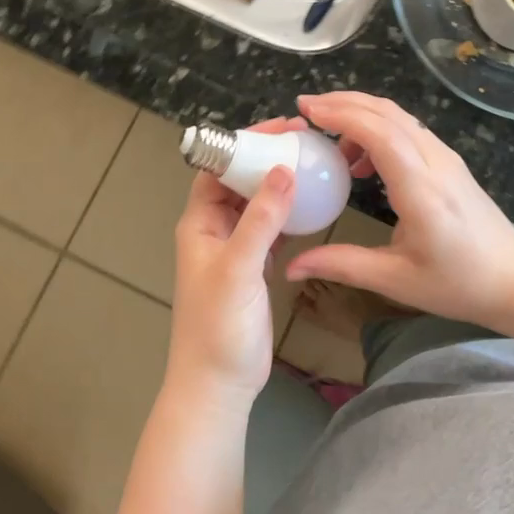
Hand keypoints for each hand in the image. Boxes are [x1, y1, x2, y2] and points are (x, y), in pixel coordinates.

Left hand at [164, 117, 302, 406]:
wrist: (218, 386)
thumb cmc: (218, 327)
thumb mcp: (238, 269)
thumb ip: (261, 219)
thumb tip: (284, 169)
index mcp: (199, 222)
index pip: (219, 167)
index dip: (246, 142)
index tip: (283, 127)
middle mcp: (215, 229)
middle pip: (240, 180)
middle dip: (268, 157)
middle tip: (306, 140)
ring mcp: (235, 249)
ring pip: (258, 203)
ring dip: (280, 183)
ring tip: (314, 164)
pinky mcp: (254, 267)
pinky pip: (271, 228)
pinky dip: (289, 214)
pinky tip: (313, 206)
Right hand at [286, 93, 513, 327]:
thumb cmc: (458, 283)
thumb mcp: (396, 280)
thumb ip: (343, 265)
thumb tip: (291, 267)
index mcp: (421, 190)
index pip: (379, 133)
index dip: (341, 115)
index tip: (306, 110)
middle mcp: (435, 162)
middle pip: (387, 113)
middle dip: (344, 103)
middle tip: (306, 109)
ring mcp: (445, 157)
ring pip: (399, 116)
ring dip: (361, 113)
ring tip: (328, 137)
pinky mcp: (449, 161)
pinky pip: (409, 130)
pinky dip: (379, 128)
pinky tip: (361, 161)